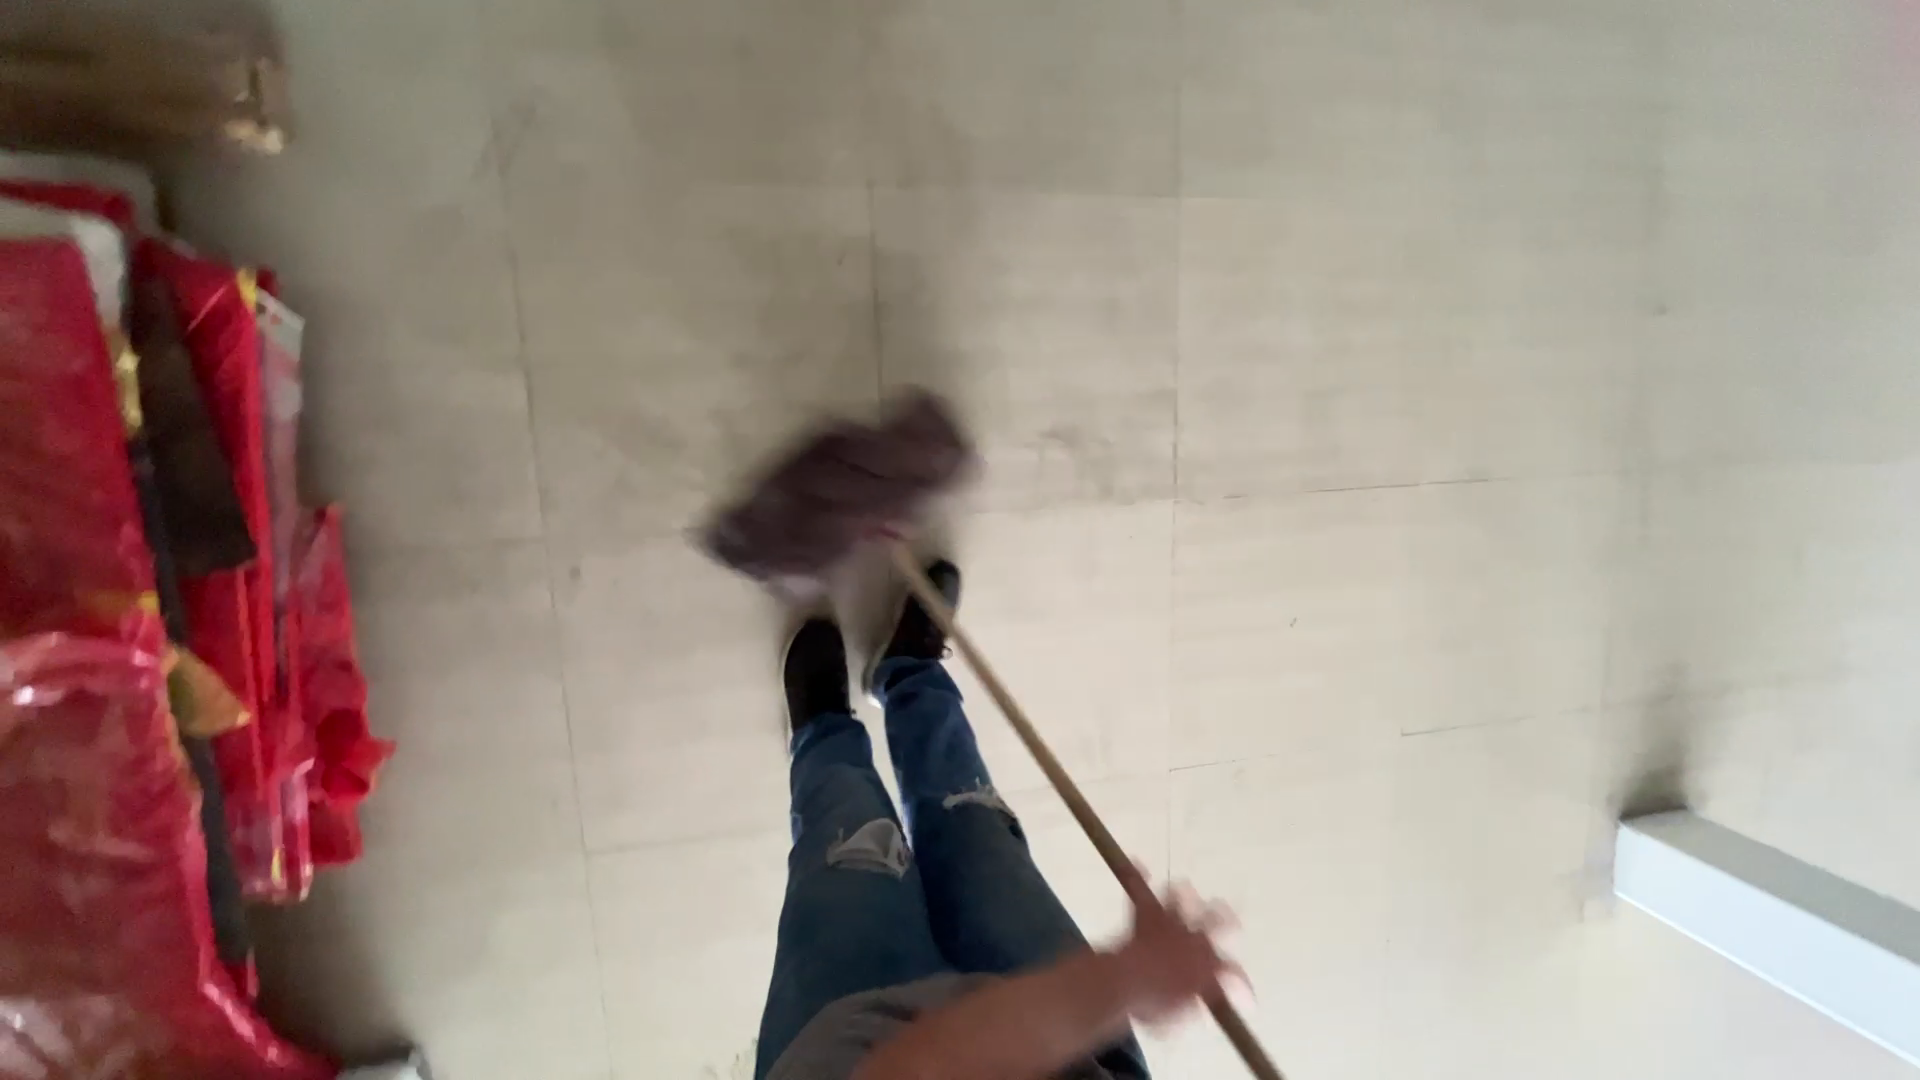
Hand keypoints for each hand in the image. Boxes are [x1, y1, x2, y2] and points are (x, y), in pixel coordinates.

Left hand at [1110, 880, 1244, 1026]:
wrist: (1126, 980)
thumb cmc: (1153, 1005)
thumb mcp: (1178, 1016)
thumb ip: (1193, 1005)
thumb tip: (1199, 1005)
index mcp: (1206, 965)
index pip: (1234, 972)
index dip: (1244, 985)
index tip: (1248, 998)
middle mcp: (1192, 937)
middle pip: (1217, 920)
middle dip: (1227, 917)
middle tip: (1233, 917)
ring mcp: (1168, 921)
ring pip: (1182, 898)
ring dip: (1184, 895)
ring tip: (1185, 887)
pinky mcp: (1144, 912)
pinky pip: (1138, 886)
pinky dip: (1138, 875)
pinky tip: (1138, 862)